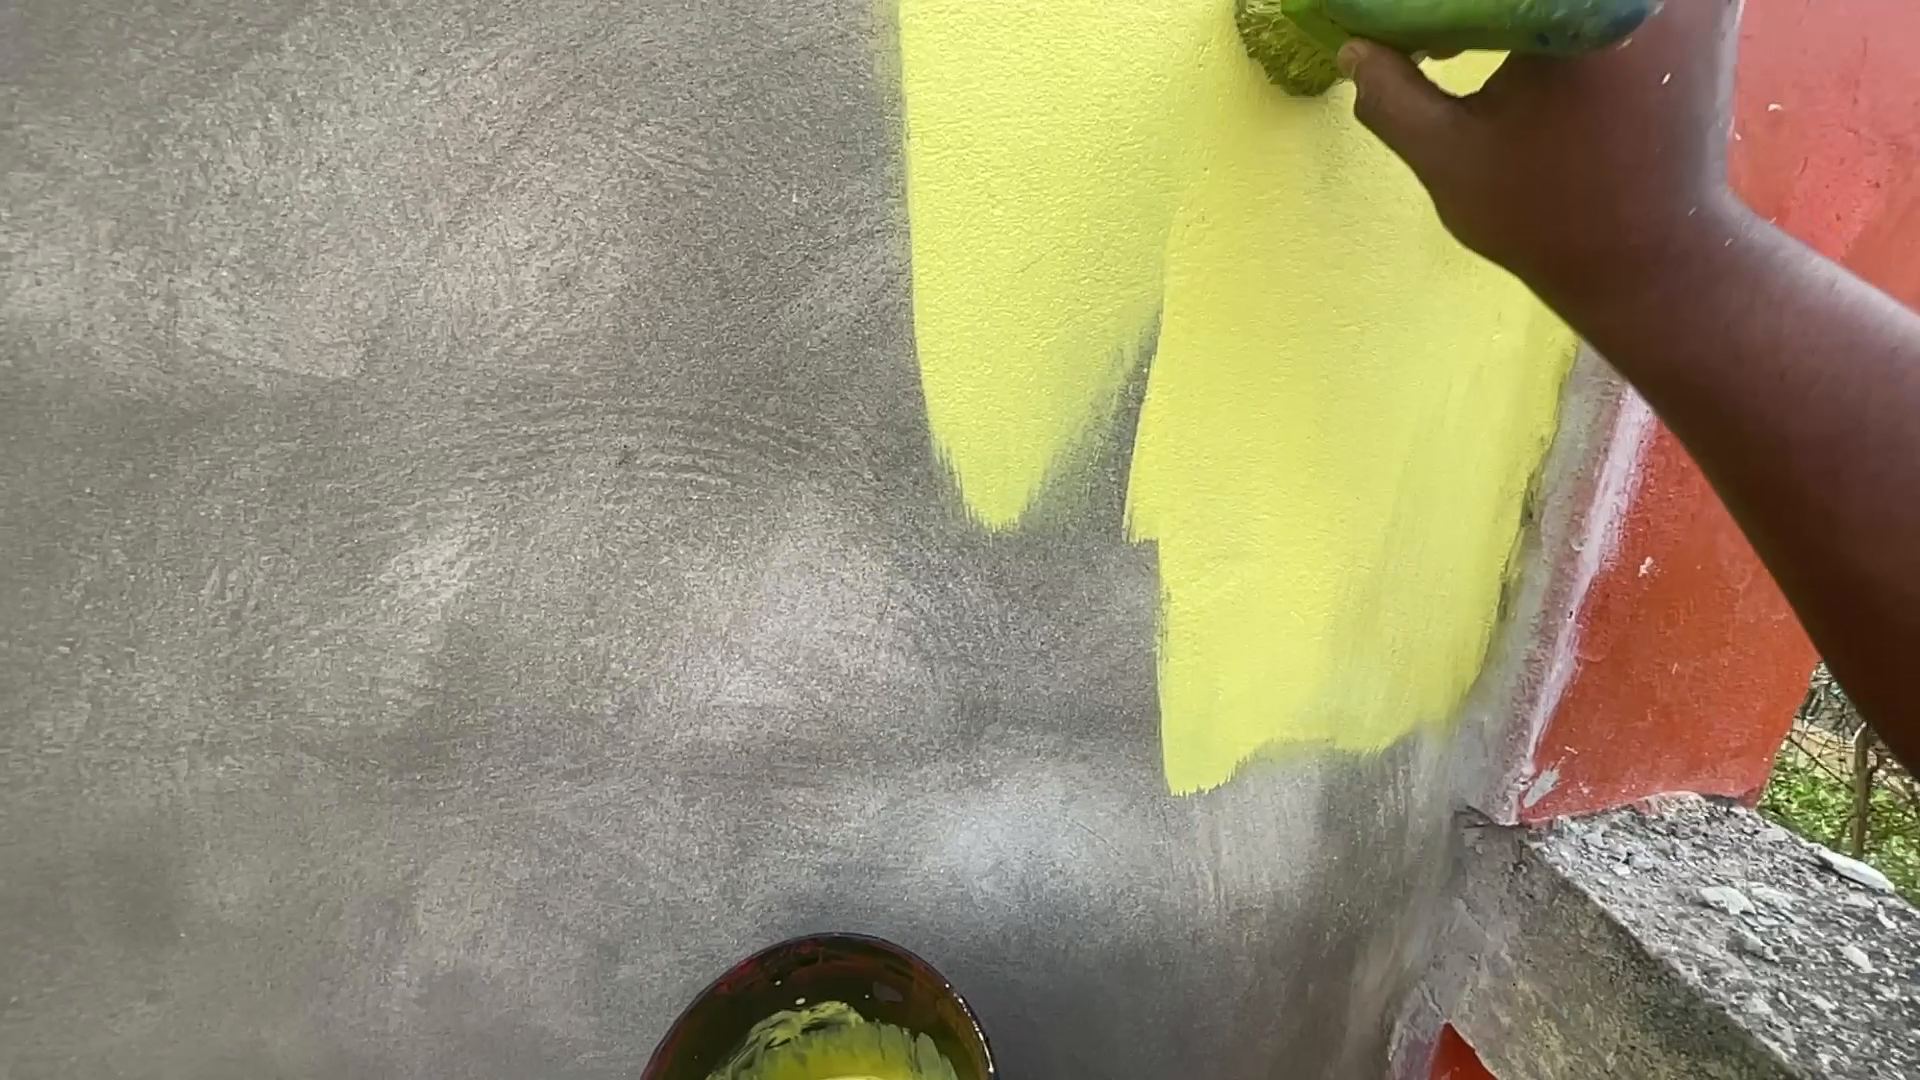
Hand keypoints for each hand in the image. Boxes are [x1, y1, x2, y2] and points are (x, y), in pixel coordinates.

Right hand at [1336, 0, 1744, 309]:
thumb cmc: (1537, 210)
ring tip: (1466, 36)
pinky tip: (1521, 36)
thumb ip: (1392, 96)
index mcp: (1582, 5)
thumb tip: (1353, 48)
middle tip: (1431, 35)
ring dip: (1512, 4)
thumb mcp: (1445, 154)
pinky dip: (1556, 8)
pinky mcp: (1703, 1)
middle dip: (1471, 3)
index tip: (1394, 25)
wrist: (1639, 251)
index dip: (1432, 6)